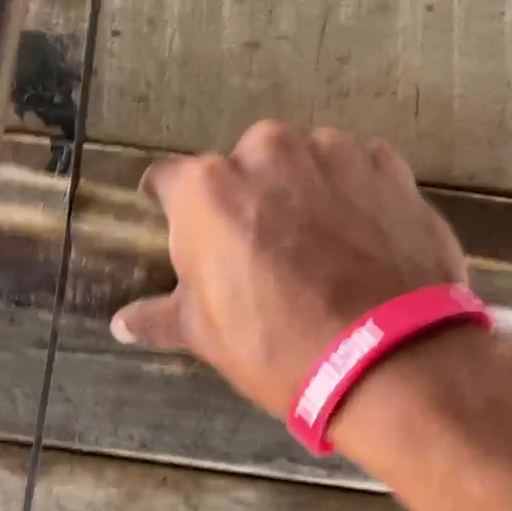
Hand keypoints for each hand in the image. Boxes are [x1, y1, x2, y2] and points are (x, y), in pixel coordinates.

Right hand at [111, 121, 468, 417]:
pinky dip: (351, 194)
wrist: (391, 359)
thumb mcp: (207, 335)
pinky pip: (355, 169)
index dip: (172, 205)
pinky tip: (359, 239)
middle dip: (244, 197)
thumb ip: (160, 316)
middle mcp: (266, 152)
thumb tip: (120, 324)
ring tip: (317, 247)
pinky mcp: (389, 166)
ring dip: (300, 192)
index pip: (168, 180)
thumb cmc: (278, 345)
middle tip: (259, 250)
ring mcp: (332, 153)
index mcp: (207, 188)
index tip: (181, 226)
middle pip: (240, 165)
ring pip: (301, 163)